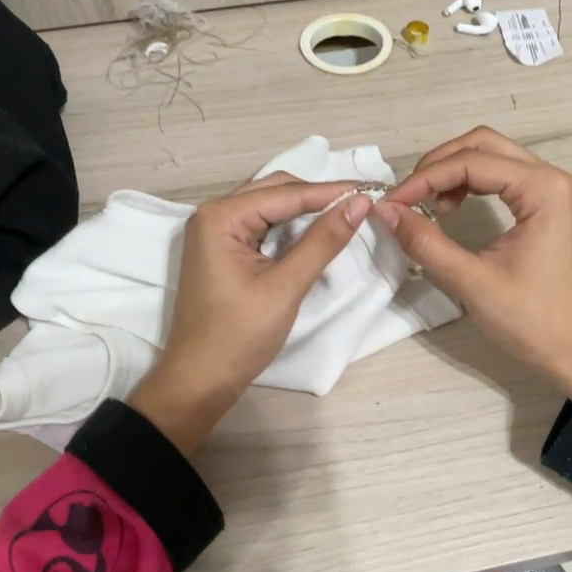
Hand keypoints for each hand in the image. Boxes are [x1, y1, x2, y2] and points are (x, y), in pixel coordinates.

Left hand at [128, 172, 372, 453]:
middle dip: (318, 196)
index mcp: (221, 217)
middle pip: (276, 191)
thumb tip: (358, 204)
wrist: (199, 381)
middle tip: (361, 203)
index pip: (286, 194)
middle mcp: (214, 214)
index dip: (331, 192)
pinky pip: (262, 225)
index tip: (372, 191)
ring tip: (346, 213)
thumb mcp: (285, 287)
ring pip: (270, 206)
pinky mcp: (222, 250)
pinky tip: (316, 231)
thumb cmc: (238, 337)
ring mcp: (215, 232)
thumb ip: (322, 242)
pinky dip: (290, 226)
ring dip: (306, 210)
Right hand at [372, 127, 571, 401]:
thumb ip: (426, 243)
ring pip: (491, 156)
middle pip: (483, 144)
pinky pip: (501, 177)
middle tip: (407, 197)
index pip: (472, 162)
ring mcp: (551, 190)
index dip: (425, 178)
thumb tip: (384, 212)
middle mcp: (550, 178)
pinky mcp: (545, 205)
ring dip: (453, 172)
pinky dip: (470, 184)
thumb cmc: (532, 320)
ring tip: (426, 205)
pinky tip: (450, 208)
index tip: (392, 204)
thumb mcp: (472, 282)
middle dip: (438, 164)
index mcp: (542, 190)